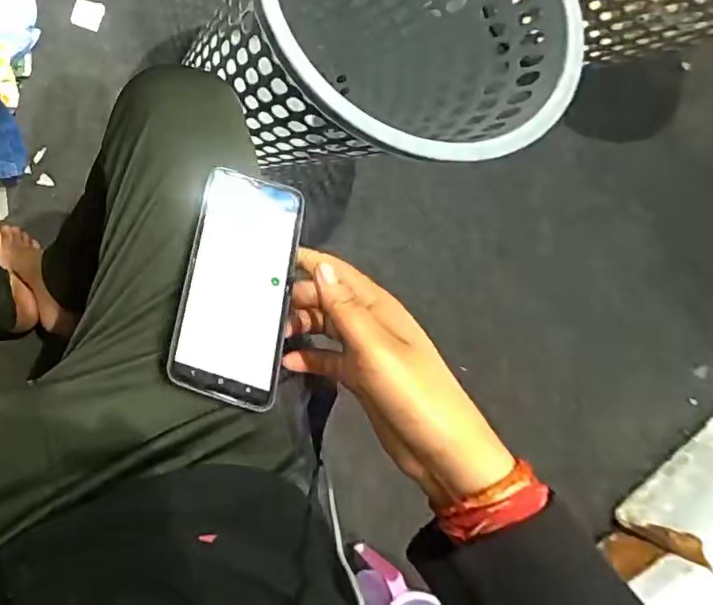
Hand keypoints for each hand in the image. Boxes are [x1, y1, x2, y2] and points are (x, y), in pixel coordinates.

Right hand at [283, 247, 515, 503]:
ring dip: (299, 326)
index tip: (272, 257)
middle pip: (325, 297)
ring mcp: (364, 350)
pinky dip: (307, 357)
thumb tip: (319, 267)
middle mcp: (369, 322)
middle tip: (267, 309)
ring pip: (322, 325)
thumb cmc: (413, 393)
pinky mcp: (358, 376)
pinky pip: (325, 357)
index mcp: (377, 307)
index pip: (337, 272)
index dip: (308, 260)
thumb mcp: (374, 347)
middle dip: (296, 297)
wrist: (445, 456)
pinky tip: (289, 363)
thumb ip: (344, 307)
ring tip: (275, 336)